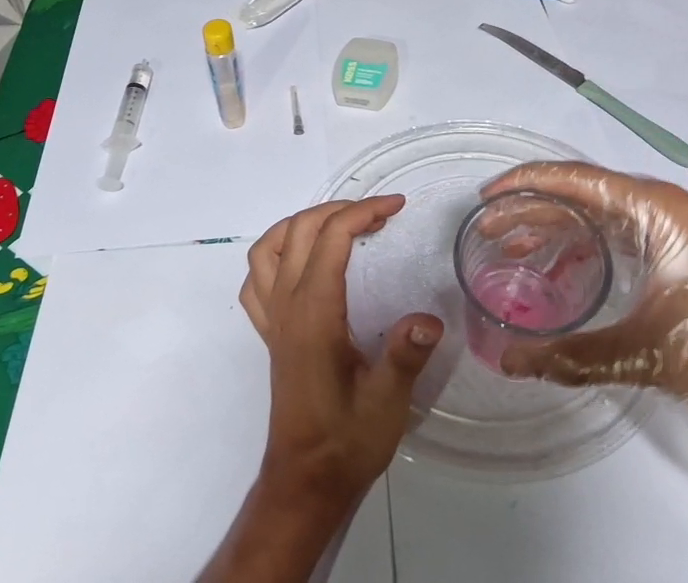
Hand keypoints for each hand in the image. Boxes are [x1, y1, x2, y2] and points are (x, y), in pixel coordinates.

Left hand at [240, 195, 443, 507]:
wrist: (307, 480)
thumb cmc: (348, 440)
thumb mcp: (387, 401)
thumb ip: (405, 356)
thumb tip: (430, 319)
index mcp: (314, 316)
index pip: (330, 241)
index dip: (363, 213)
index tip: (397, 207)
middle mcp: (286, 310)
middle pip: (298, 233)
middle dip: (338, 210)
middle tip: (380, 213)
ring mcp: (273, 321)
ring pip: (268, 250)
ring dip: (301, 225)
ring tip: (340, 225)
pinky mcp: (271, 336)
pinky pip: (257, 282)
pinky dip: (276, 256)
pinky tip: (303, 264)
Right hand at [483, 162, 687, 452]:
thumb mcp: (644, 352)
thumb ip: (571, 356)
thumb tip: (508, 362)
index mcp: (655, 210)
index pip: (578, 180)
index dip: (527, 184)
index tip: (486, 199)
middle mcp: (659, 209)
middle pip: (581, 194)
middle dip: (531, 209)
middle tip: (487, 230)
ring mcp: (668, 230)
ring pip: (595, 217)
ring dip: (552, 230)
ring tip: (508, 251)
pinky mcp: (672, 254)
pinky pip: (613, 238)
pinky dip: (578, 250)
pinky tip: (552, 274)